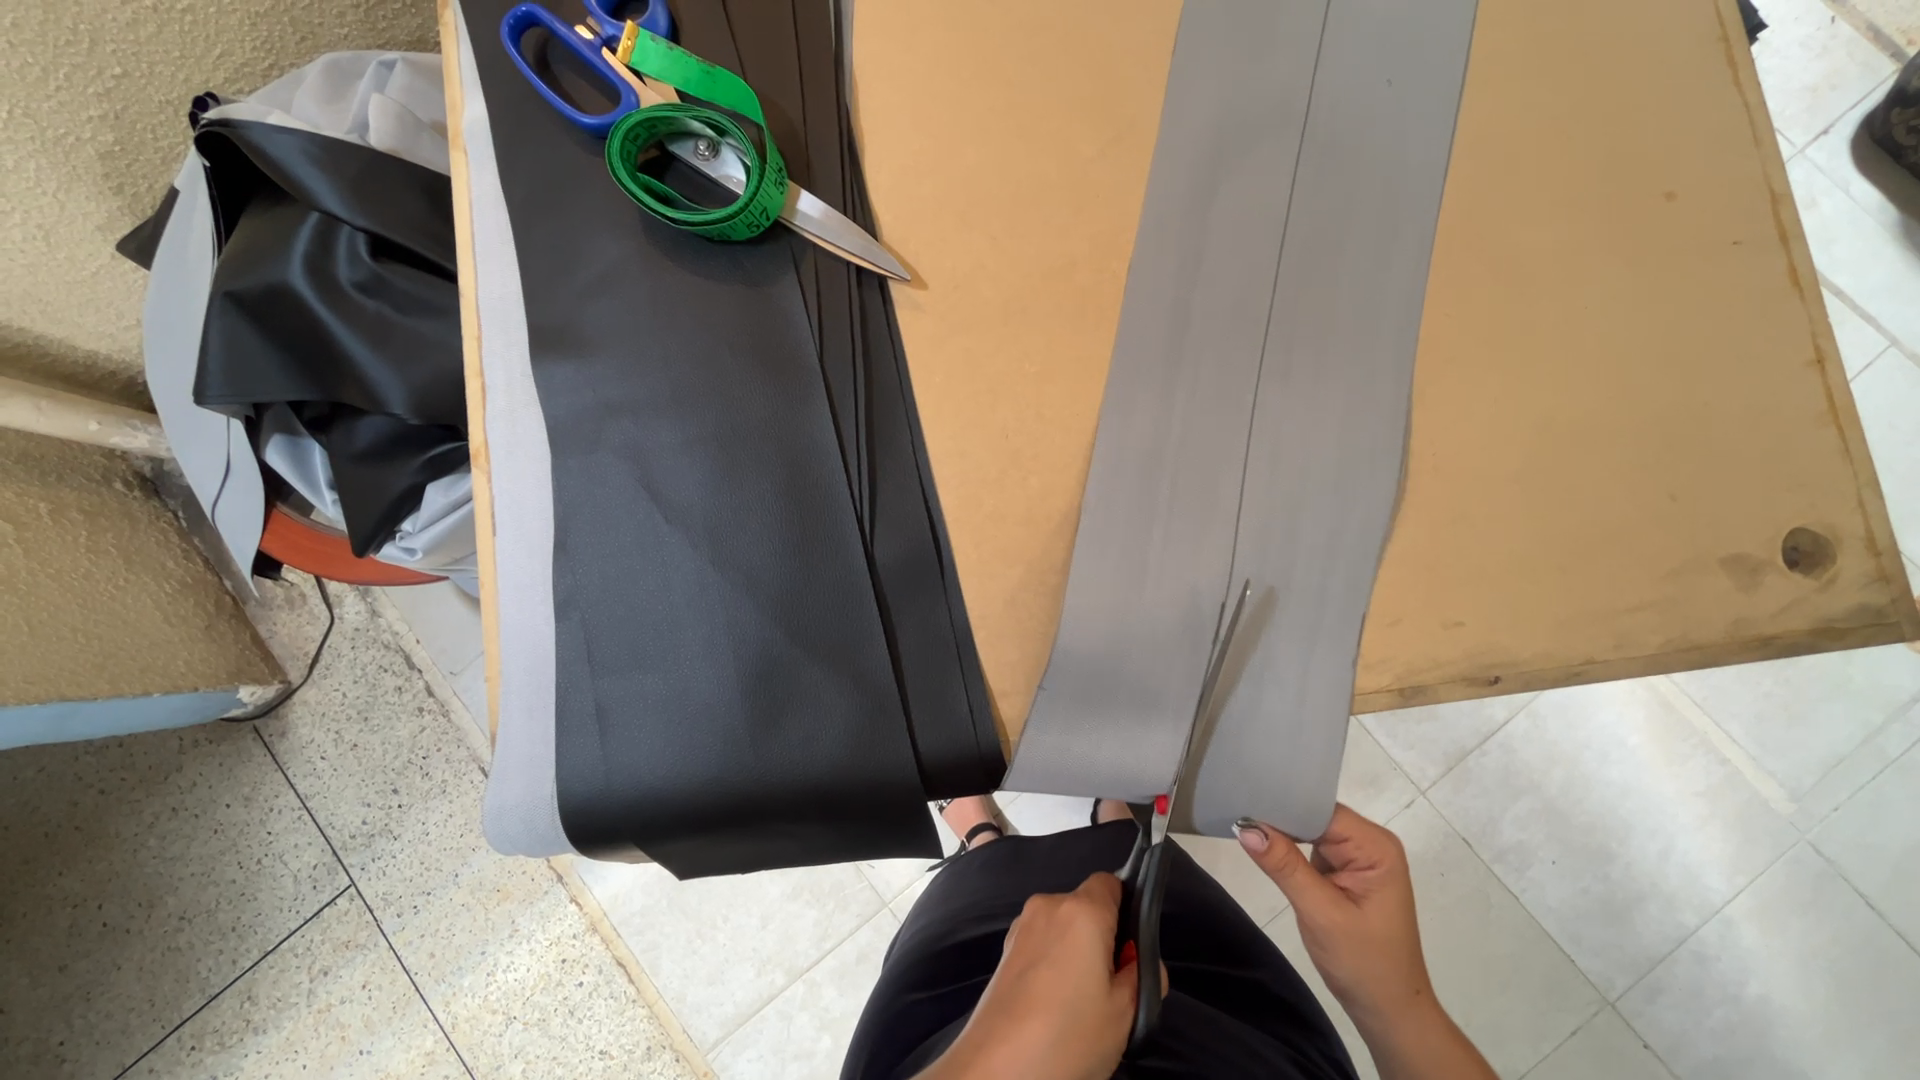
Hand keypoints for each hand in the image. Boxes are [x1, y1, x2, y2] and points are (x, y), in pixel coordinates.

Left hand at [915, 872, 1160, 1079]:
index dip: (1129, 908)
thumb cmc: (1067, 1037)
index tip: (1134, 947)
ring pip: (1063, 928)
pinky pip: (1042, 945)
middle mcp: (1047, 907)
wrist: (996, 1070)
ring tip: (1082, 1003)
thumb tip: (1140, 959)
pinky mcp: (1004, 952)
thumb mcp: (1126, 1012)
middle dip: (1103, 936)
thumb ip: (1143, 975)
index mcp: (1080, 911)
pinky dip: (1054, 964)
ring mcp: (1021, 928)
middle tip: (1113, 984)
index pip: (1112, 882)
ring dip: (1077, 952)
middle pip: (1086, 906)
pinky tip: (1056, 1007)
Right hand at [1235, 804, 1433, 1028]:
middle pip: (1315, 816)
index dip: (1283, 804)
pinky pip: (1310, 849)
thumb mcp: (1320, 913)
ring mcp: (1358, 859)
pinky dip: (1287, 849)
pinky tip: (1262, 844)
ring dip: (1280, 832)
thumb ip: (1284, 866)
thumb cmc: (1364, 964)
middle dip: (1277, 816)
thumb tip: (1246, 826)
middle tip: (1234, 809)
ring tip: (1242, 822)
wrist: (1388, 1011)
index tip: (1242, 797)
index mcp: (1375, 848)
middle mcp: (1369, 845)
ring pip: (1309, 831)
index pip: (1321, 811)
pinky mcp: (1345, 873)